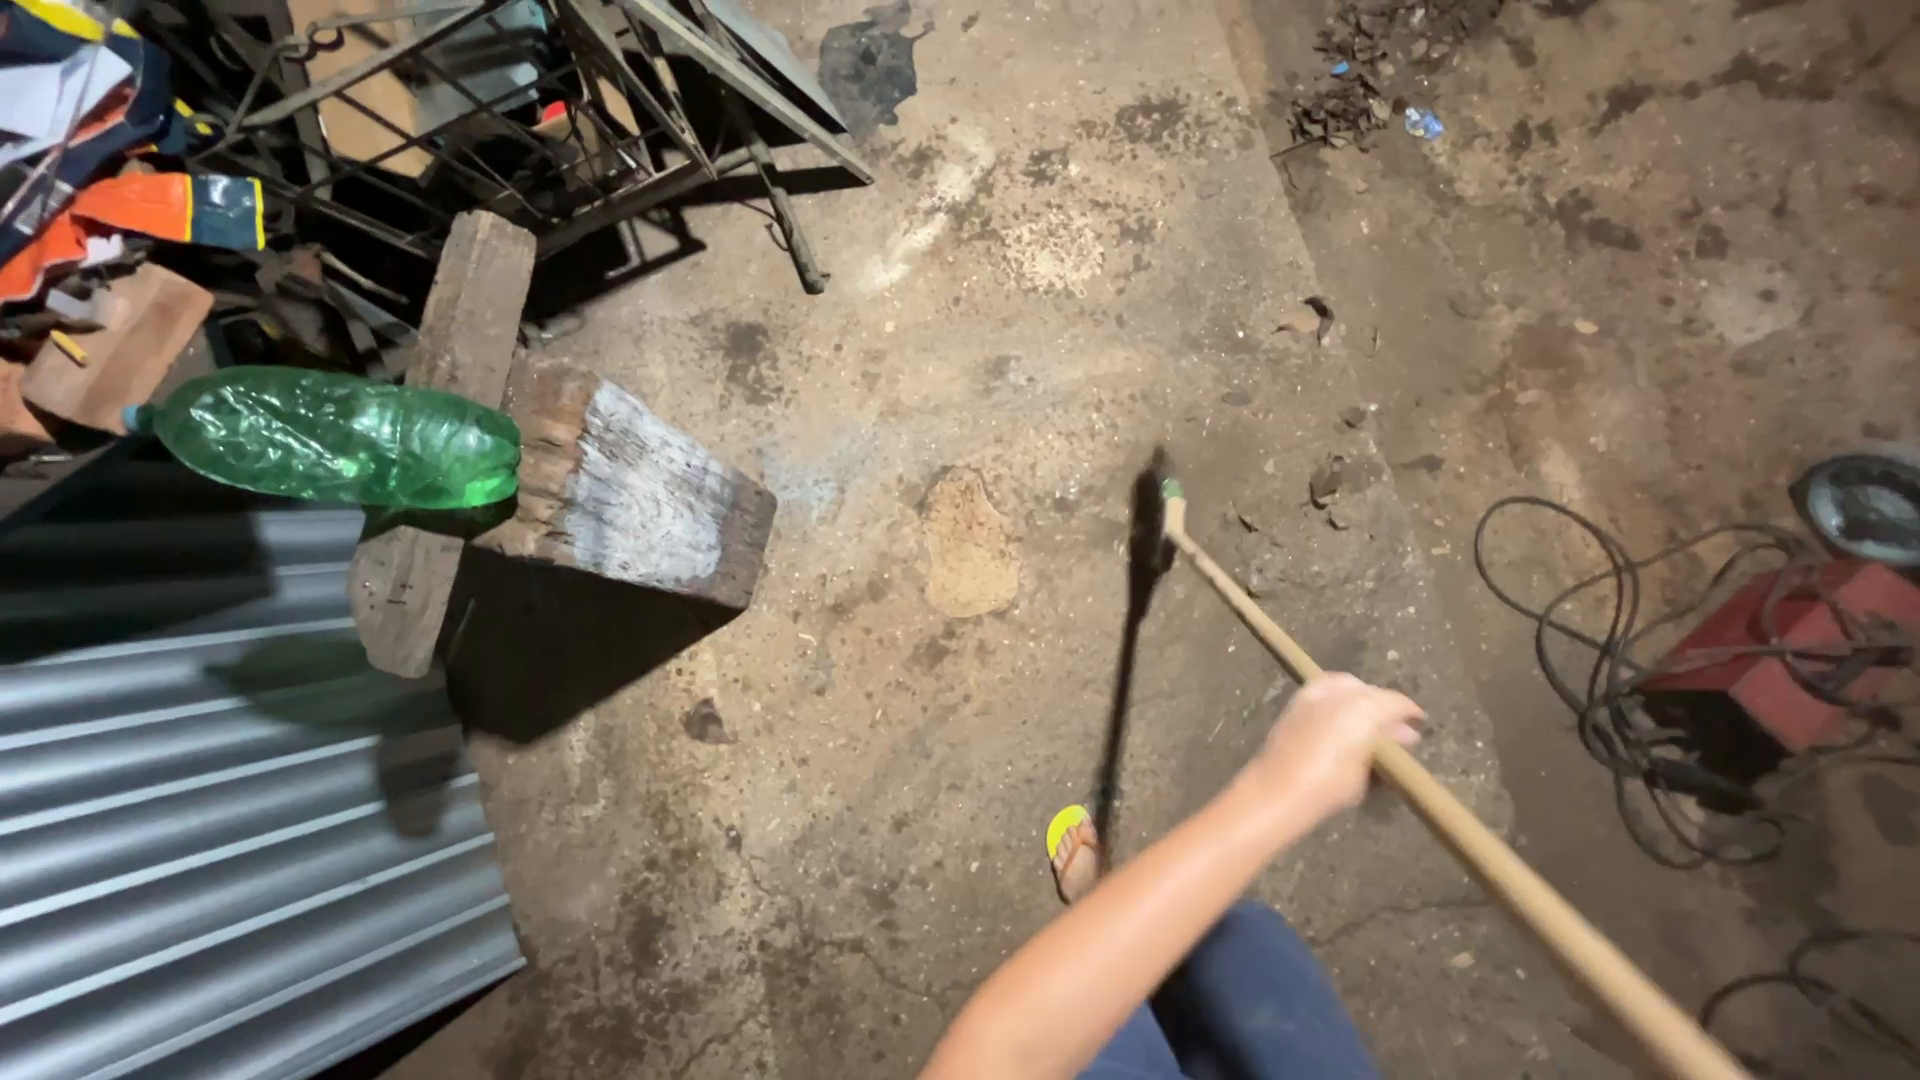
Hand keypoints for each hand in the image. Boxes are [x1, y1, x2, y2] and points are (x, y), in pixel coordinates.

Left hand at [1242, 673, 1424, 824]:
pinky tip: (1343, 714)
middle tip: (1394, 724)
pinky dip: (1338, 695)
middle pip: (1370, 691)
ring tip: (1370, 718)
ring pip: (1346, 684)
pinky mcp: (1295, 701)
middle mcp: (1337, 693)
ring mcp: (1312, 693)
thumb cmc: (1330, 786)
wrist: (1278, 788)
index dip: (1409, 710)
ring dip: (1361, 696)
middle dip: (1384, 703)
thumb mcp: (1367, 771)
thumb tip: (1403, 734)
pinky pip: (1324, 687)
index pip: (1395, 701)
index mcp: (1362, 709)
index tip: (1418, 719)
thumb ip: (1384, 746)